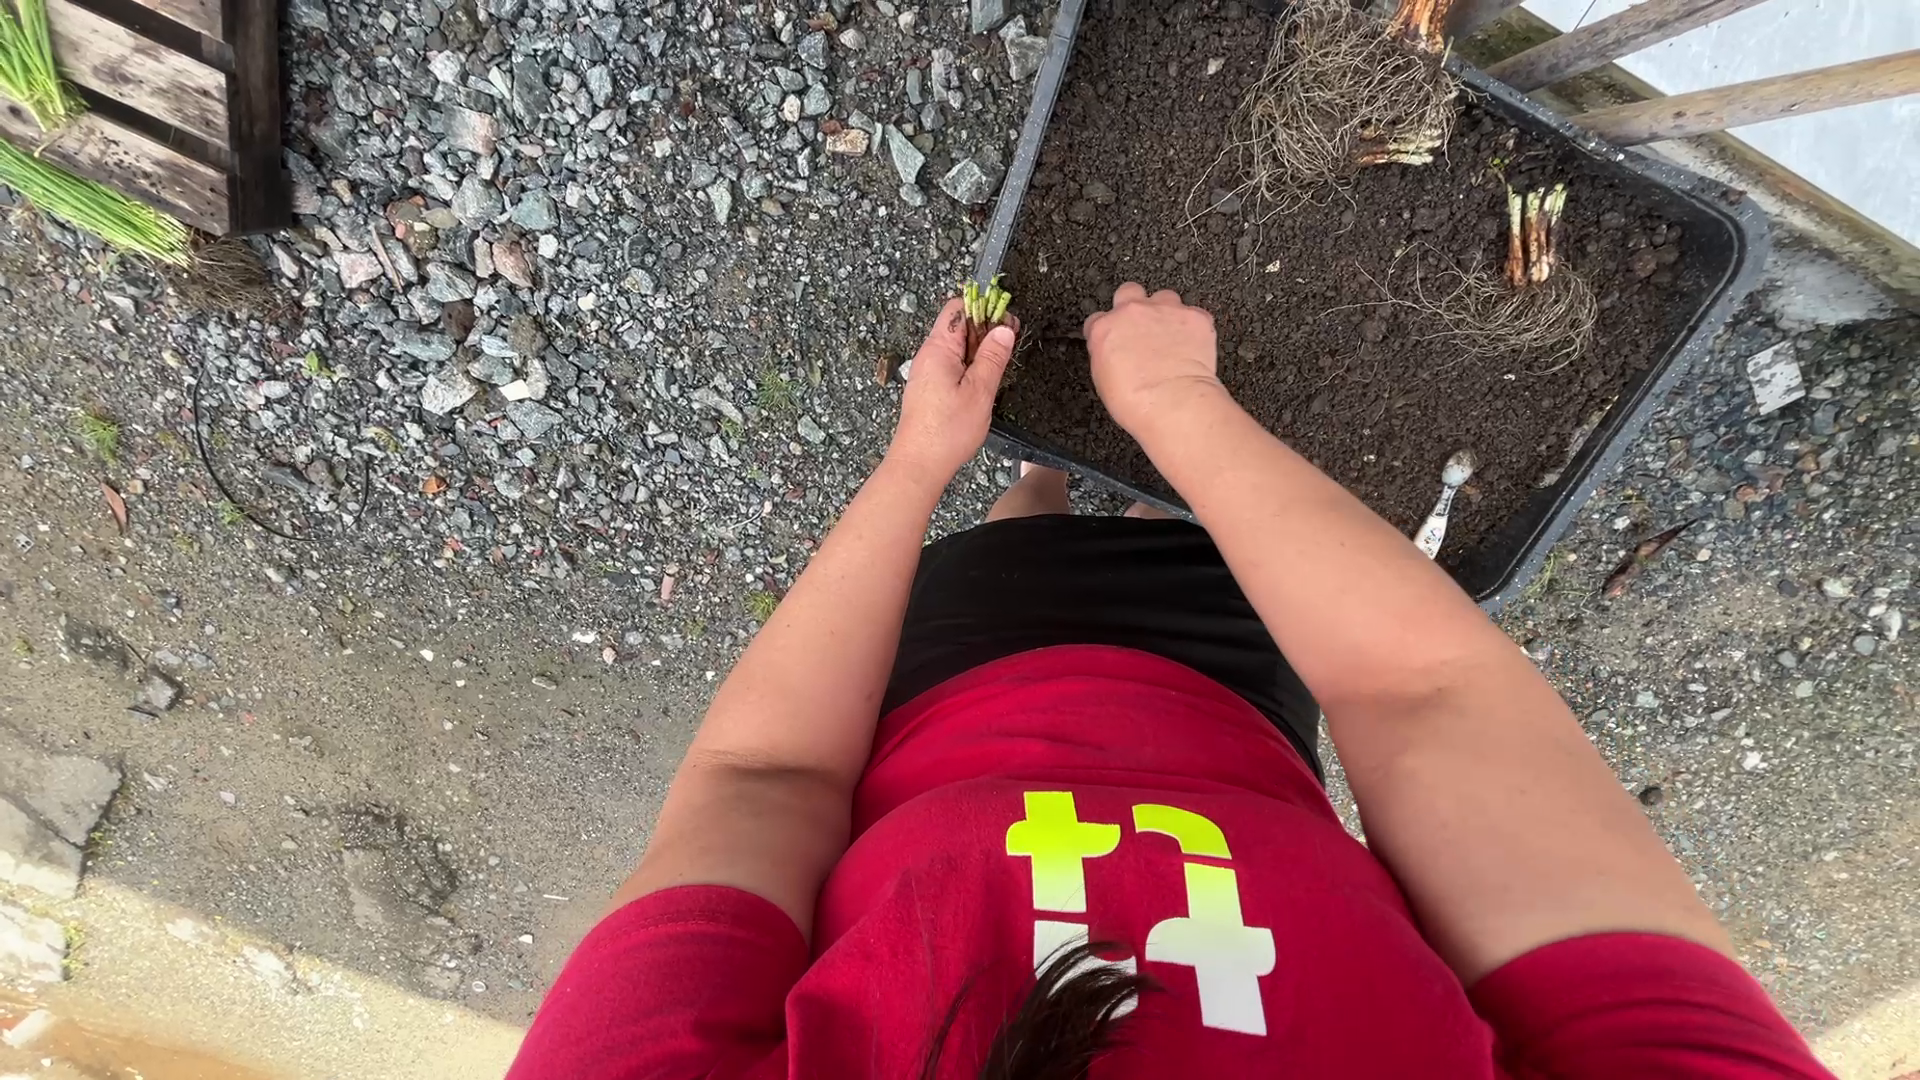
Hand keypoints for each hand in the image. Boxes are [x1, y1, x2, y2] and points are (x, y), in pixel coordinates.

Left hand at [887, 296, 1017, 485]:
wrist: (919, 465)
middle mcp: (928, 356)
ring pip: (957, 348)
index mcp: (938, 349)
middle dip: (985, 331)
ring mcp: (927, 373)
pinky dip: (969, 369)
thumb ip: (993, 358)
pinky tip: (982, 385)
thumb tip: (1004, 329)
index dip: (984, 308)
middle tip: (1008, 346)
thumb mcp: (979, 392)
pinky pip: (951, 367)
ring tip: (997, 368)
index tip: (1006, 321)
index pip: (958, 307)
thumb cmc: (945, 433)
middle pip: (958, 326)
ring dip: (979, 352)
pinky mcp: (929, 390)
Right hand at [1083, 283, 1227, 437]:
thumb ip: (1106, 356)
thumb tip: (1114, 355)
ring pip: (1164, 297)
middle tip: (1140, 327)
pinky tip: (1190, 345)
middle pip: (1128, 291)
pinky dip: (1192, 326)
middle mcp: (1133, 312)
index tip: (1113, 339)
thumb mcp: (1103, 382)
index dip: (1106, 330)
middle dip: (1133, 305)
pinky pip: (1194, 313)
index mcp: (1105, 329)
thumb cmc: (1137, 401)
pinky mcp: (1194, 316)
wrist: (1173, 402)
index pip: (1098, 319)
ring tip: (1170, 338)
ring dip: (1165, 313)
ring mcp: (1165, 310)